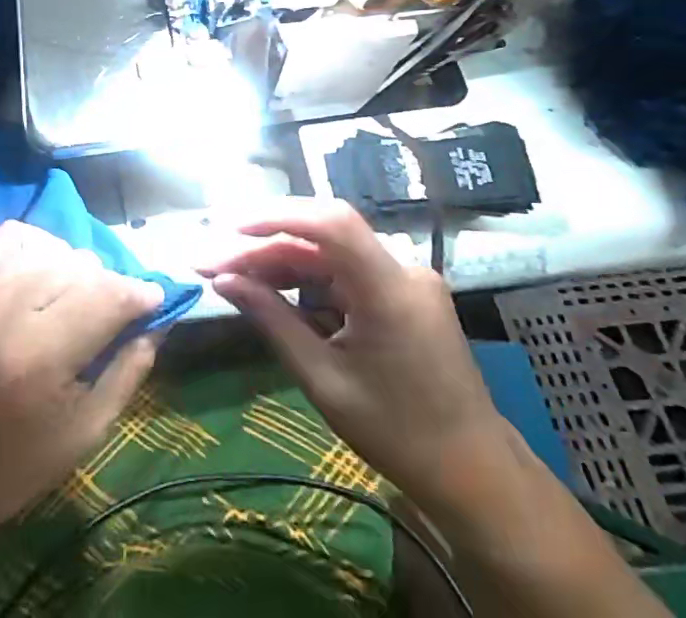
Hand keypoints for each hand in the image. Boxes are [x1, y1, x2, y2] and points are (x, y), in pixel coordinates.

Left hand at [0, 221, 164, 541]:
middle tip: (110, 315)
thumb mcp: (84, 433)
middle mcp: (3, 311)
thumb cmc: (8, 468)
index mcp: (38, 359)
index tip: (152, 305)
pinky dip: (37, 249)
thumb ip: (128, 368)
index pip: (108, 294)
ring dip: (74, 267)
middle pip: (81, 265)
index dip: (141, 295)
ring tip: (73, 299)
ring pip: (50, 246)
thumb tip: (159, 317)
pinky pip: (11, 237)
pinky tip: (40, 280)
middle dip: (108, 285)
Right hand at [202, 198, 504, 498]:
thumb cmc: (395, 431)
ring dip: (281, 262)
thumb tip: (223, 281)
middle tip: (214, 264)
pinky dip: (307, 279)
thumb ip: (272, 320)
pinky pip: (346, 272)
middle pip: (323, 236)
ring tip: (233, 279)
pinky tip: (274, 293)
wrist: (471, 468)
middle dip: (265, 244)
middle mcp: (403, 271)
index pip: (331, 223)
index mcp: (389, 291)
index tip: (229, 229)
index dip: (276, 216)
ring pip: (330, 253)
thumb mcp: (322, 378)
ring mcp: (406, 280)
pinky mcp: (403, 293)